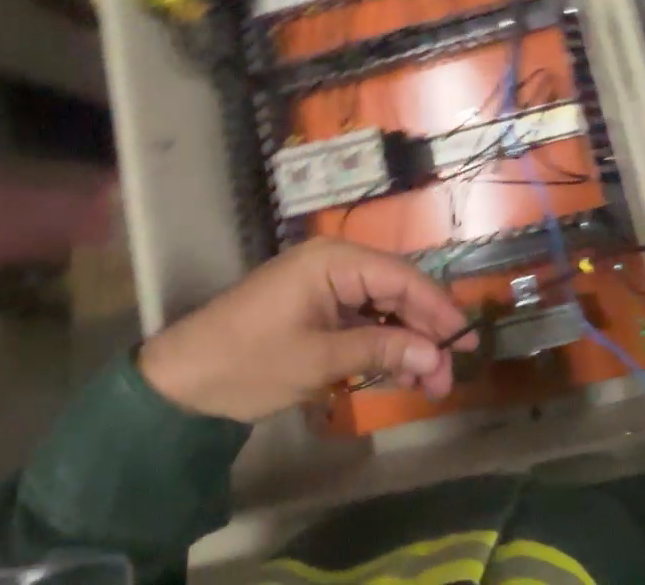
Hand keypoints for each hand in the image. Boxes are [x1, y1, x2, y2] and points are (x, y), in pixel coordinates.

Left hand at [137, 237, 475, 421]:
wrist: (178, 382)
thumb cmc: (247, 362)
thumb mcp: (318, 360)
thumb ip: (380, 352)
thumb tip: (435, 356)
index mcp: (334, 262)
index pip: (403, 278)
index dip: (438, 310)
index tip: (466, 340)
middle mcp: (335, 264)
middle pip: (397, 292)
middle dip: (425, 332)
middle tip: (448, 374)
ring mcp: (325, 286)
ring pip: (383, 308)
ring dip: (406, 343)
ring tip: (430, 382)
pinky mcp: (316, 309)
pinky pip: (362, 320)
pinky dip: (381, 345)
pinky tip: (401, 372)